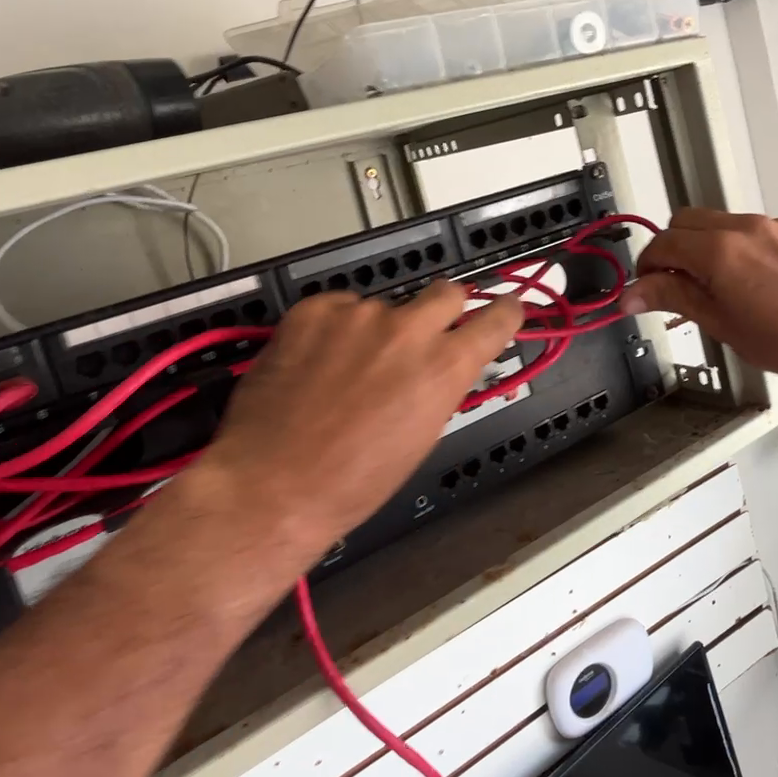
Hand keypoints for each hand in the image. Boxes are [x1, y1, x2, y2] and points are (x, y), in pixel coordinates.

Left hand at [202, 281, 523, 547]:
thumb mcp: (421, 438)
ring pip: (385, 305)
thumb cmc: (352, 481)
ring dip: (378, 327)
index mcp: (445, 366)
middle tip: (423, 333)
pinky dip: (335, 327)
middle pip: (447, 292)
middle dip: (444, 308)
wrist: (273, 485)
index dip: (504, 312)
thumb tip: (441, 368)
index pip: (497, 318)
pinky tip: (318, 361)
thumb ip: (439, 387)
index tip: (504, 308)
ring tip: (348, 367)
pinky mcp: (313, 311)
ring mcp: (358, 315)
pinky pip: (339, 306)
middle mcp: (408, 330)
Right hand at [618, 209, 777, 398]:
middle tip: (672, 282)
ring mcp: (775, 227)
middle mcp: (746, 228)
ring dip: (706, 245)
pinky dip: (740, 247)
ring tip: (715, 286)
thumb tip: (634, 294)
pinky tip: (749, 281)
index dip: (647, 266)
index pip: (663, 242)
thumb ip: (671, 297)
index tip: (645, 286)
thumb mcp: (717, 323)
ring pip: (721, 222)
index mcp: (719, 250)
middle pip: (686, 220)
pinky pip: (755, 230)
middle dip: (672, 247)